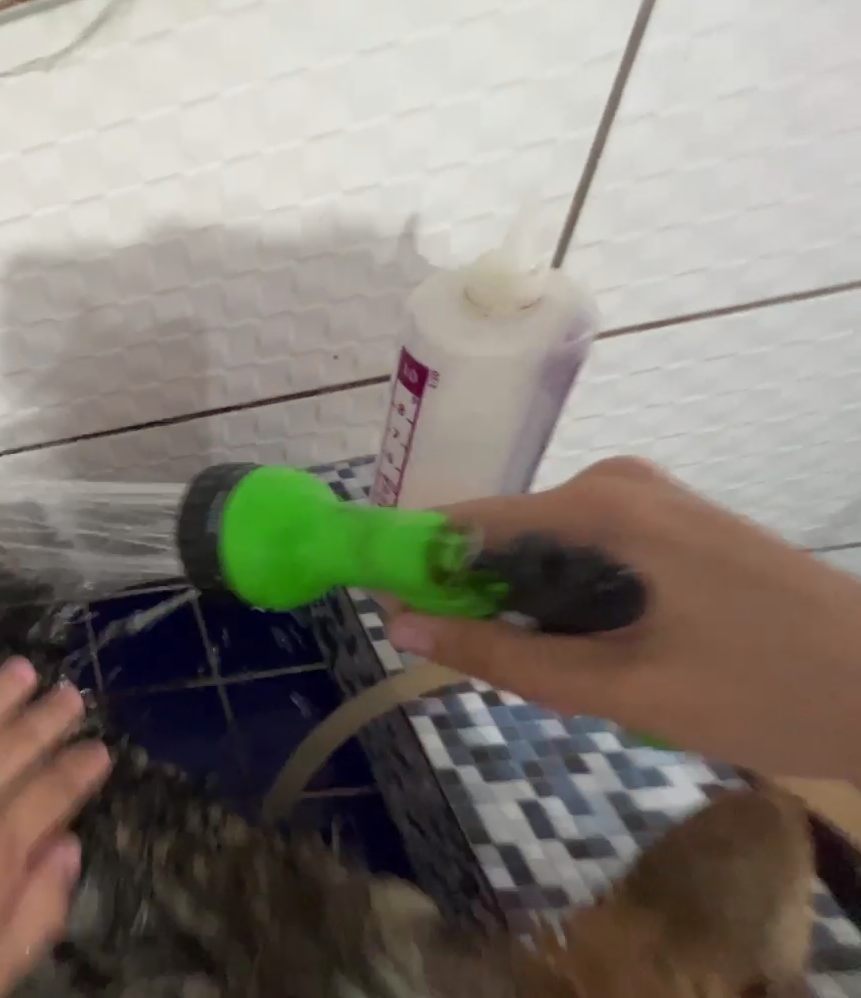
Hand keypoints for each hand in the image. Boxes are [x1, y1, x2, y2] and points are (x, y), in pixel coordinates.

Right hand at [388, 457, 860, 780]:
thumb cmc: (779, 692)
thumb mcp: (623, 689)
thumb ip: (500, 656)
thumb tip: (395, 627)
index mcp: (599, 505)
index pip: (461, 523)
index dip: (414, 568)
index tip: (395, 617)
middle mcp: (613, 482)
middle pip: (498, 533)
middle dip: (478, 594)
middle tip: (500, 662)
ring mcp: (644, 497)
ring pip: (534, 545)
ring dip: (522, 600)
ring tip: (564, 661)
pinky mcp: (666, 519)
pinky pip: (573, 547)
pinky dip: (560, 592)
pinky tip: (598, 640)